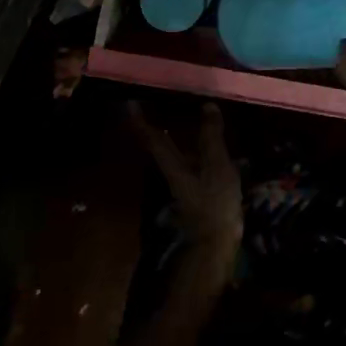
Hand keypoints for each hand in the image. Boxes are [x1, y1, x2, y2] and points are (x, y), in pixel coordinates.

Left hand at [125, 101, 242, 276]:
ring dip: (170, 137)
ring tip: (180, 119)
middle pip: (155, 144)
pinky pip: (183, 163)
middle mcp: (166, 172)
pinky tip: (202, 148)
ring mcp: (176, 184)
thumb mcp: (217, 166)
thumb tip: (206, 104)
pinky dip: (187, 151)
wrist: (213, 245)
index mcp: (169, 162)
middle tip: (153, 105)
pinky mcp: (188, 193)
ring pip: (169, 154)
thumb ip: (211, 136)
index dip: (138, 117)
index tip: (128, 100)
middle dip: (151, 125)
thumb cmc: (213, 203)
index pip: (149, 135)